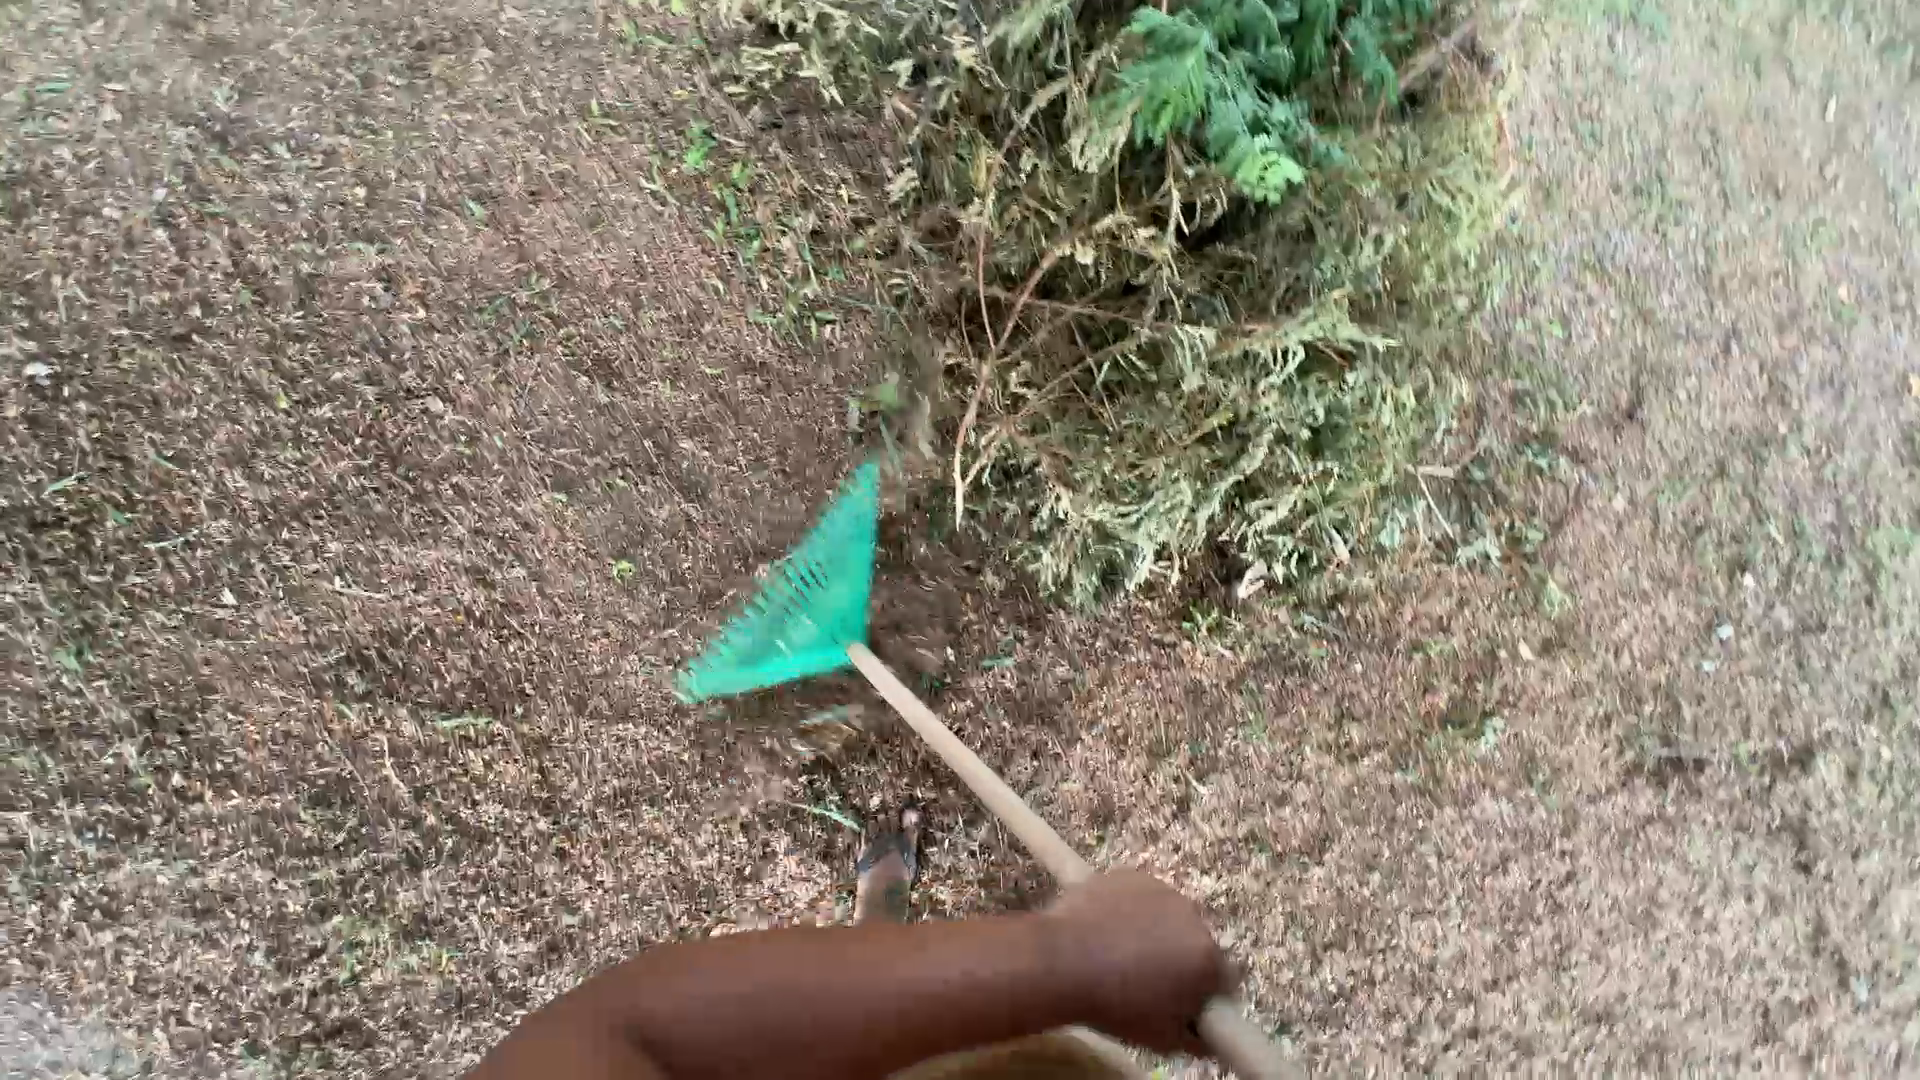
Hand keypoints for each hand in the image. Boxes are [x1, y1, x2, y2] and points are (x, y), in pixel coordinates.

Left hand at [1041, 870, 1231, 1054]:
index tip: (1185, 1000)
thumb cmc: (1116, 1004)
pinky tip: (1108, 926)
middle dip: (1180, 957)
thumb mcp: (1165, 1040)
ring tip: (1122, 949)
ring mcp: (1159, 888)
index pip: (1225, 978)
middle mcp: (1192, 915)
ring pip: (1168, 915)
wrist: (1063, 958)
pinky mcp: (1129, 873)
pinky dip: (1131, 908)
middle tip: (1149, 975)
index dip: (1207, 992)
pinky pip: (1140, 896)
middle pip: (1196, 941)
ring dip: (1157, 929)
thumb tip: (1204, 1033)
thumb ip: (1196, 1037)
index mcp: (1207, 957)